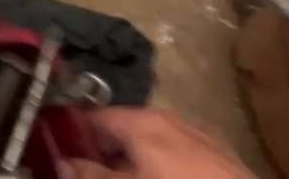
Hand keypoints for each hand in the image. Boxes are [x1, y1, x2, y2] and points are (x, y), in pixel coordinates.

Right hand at [61, 108, 254, 178]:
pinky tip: (172, 177)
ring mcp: (199, 133)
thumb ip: (91, 174)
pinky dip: (171, 162)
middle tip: (105, 171)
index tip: (69, 152)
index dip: (75, 134)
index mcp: (138, 120)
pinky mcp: (226, 155)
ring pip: (154, 138)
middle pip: (123, 126)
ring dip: (141, 155)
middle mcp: (165, 116)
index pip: (90, 115)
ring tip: (138, 175)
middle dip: (110, 148)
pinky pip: (184, 151)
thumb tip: (62, 163)